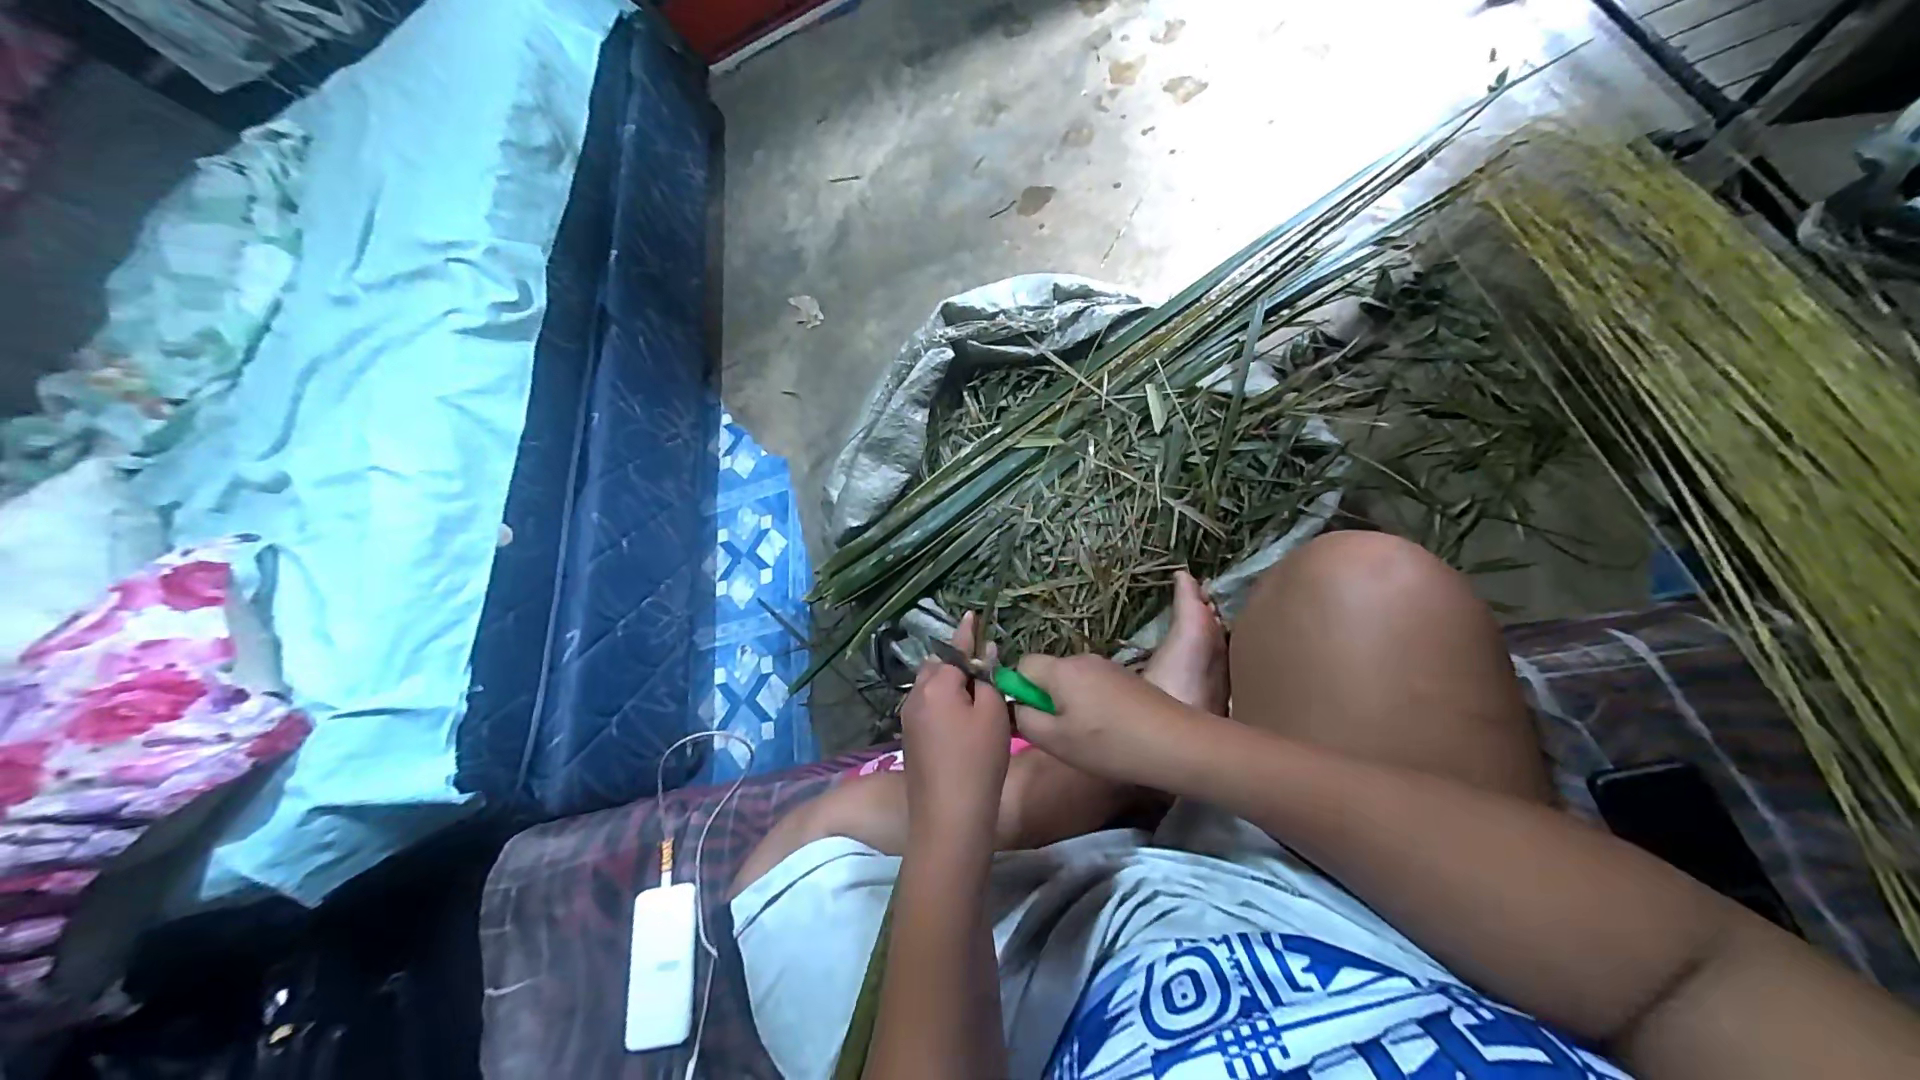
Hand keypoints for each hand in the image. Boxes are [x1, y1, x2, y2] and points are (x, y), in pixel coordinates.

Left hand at [900, 618, 1011, 847]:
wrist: (949, 817)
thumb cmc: (978, 760)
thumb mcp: (992, 713)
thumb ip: (987, 679)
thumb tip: (984, 655)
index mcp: (935, 684)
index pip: (953, 649)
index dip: (966, 633)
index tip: (972, 614)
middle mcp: (915, 697)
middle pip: (936, 667)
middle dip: (956, 662)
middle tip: (984, 667)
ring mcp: (909, 720)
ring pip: (930, 688)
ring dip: (948, 683)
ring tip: (974, 691)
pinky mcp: (910, 740)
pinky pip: (927, 707)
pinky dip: (943, 702)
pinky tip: (960, 716)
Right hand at [1010, 654, 1204, 785]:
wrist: (1175, 743)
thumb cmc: (1109, 744)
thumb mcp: (1055, 740)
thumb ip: (1024, 719)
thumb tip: (1016, 706)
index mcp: (1060, 669)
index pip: (1023, 664)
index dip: (1021, 689)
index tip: (1034, 716)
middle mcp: (1082, 659)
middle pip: (1049, 671)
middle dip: (1047, 697)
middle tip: (1061, 732)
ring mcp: (1108, 666)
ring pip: (1073, 680)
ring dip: (1072, 702)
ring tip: (1088, 735)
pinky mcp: (1128, 678)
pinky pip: (1095, 685)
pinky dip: (1094, 704)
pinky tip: (1110, 730)